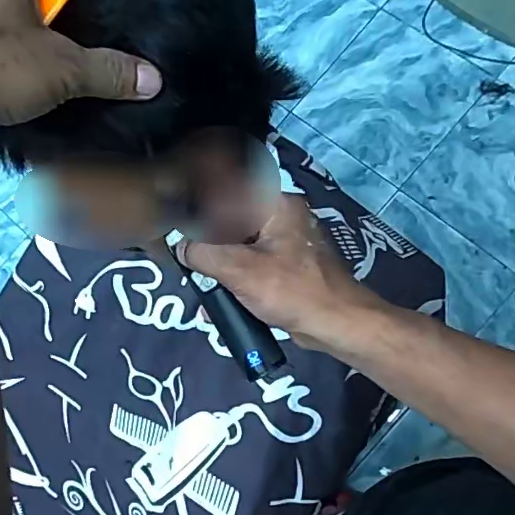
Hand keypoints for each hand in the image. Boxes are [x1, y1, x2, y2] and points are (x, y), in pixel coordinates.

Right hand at [174, 193, 390, 351]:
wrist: (336, 324)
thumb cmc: (292, 290)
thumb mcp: (239, 270)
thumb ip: (203, 253)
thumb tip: (179, 245)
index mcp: (277, 205)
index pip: (230, 190)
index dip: (202, 204)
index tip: (178, 222)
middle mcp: (284, 217)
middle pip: (234, 218)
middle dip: (208, 240)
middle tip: (185, 255)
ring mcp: (287, 243)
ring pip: (242, 244)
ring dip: (220, 263)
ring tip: (199, 279)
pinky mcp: (288, 268)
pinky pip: (254, 264)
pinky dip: (236, 277)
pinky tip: (218, 297)